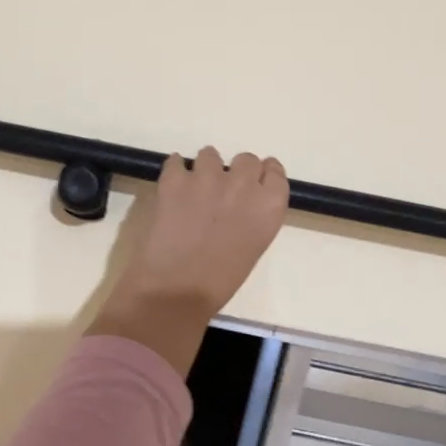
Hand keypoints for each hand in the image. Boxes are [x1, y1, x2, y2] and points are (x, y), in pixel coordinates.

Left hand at [89, 147, 288, 373]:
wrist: (176, 290)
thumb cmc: (220, 282)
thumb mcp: (253, 248)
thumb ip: (254, 218)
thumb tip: (240, 207)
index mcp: (270, 206)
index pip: (274, 172)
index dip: (262, 177)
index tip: (253, 185)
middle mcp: (243, 184)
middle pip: (246, 160)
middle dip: (235, 173)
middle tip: (221, 194)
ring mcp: (208, 177)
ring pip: (210, 155)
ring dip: (204, 170)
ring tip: (193, 193)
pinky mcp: (175, 179)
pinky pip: (176, 161)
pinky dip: (174, 173)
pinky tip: (171, 192)